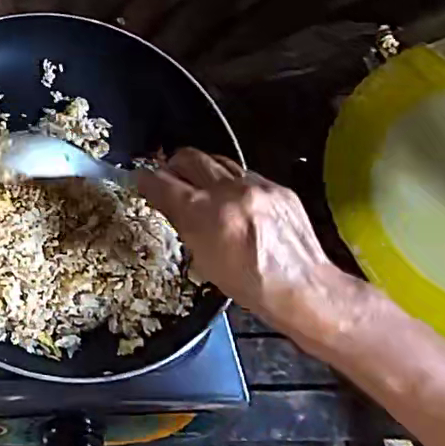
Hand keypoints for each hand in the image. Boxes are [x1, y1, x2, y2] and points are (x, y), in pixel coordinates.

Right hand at [137, 148, 371, 337]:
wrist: (302, 288)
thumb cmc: (249, 283)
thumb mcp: (202, 258)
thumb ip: (183, 222)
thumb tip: (167, 201)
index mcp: (202, 212)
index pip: (162, 182)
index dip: (146, 179)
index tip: (141, 178)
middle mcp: (227, 190)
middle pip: (189, 157)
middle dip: (173, 164)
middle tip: (169, 174)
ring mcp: (255, 185)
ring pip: (218, 160)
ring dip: (204, 169)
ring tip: (200, 183)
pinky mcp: (276, 186)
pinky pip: (245, 173)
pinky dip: (233, 182)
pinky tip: (234, 198)